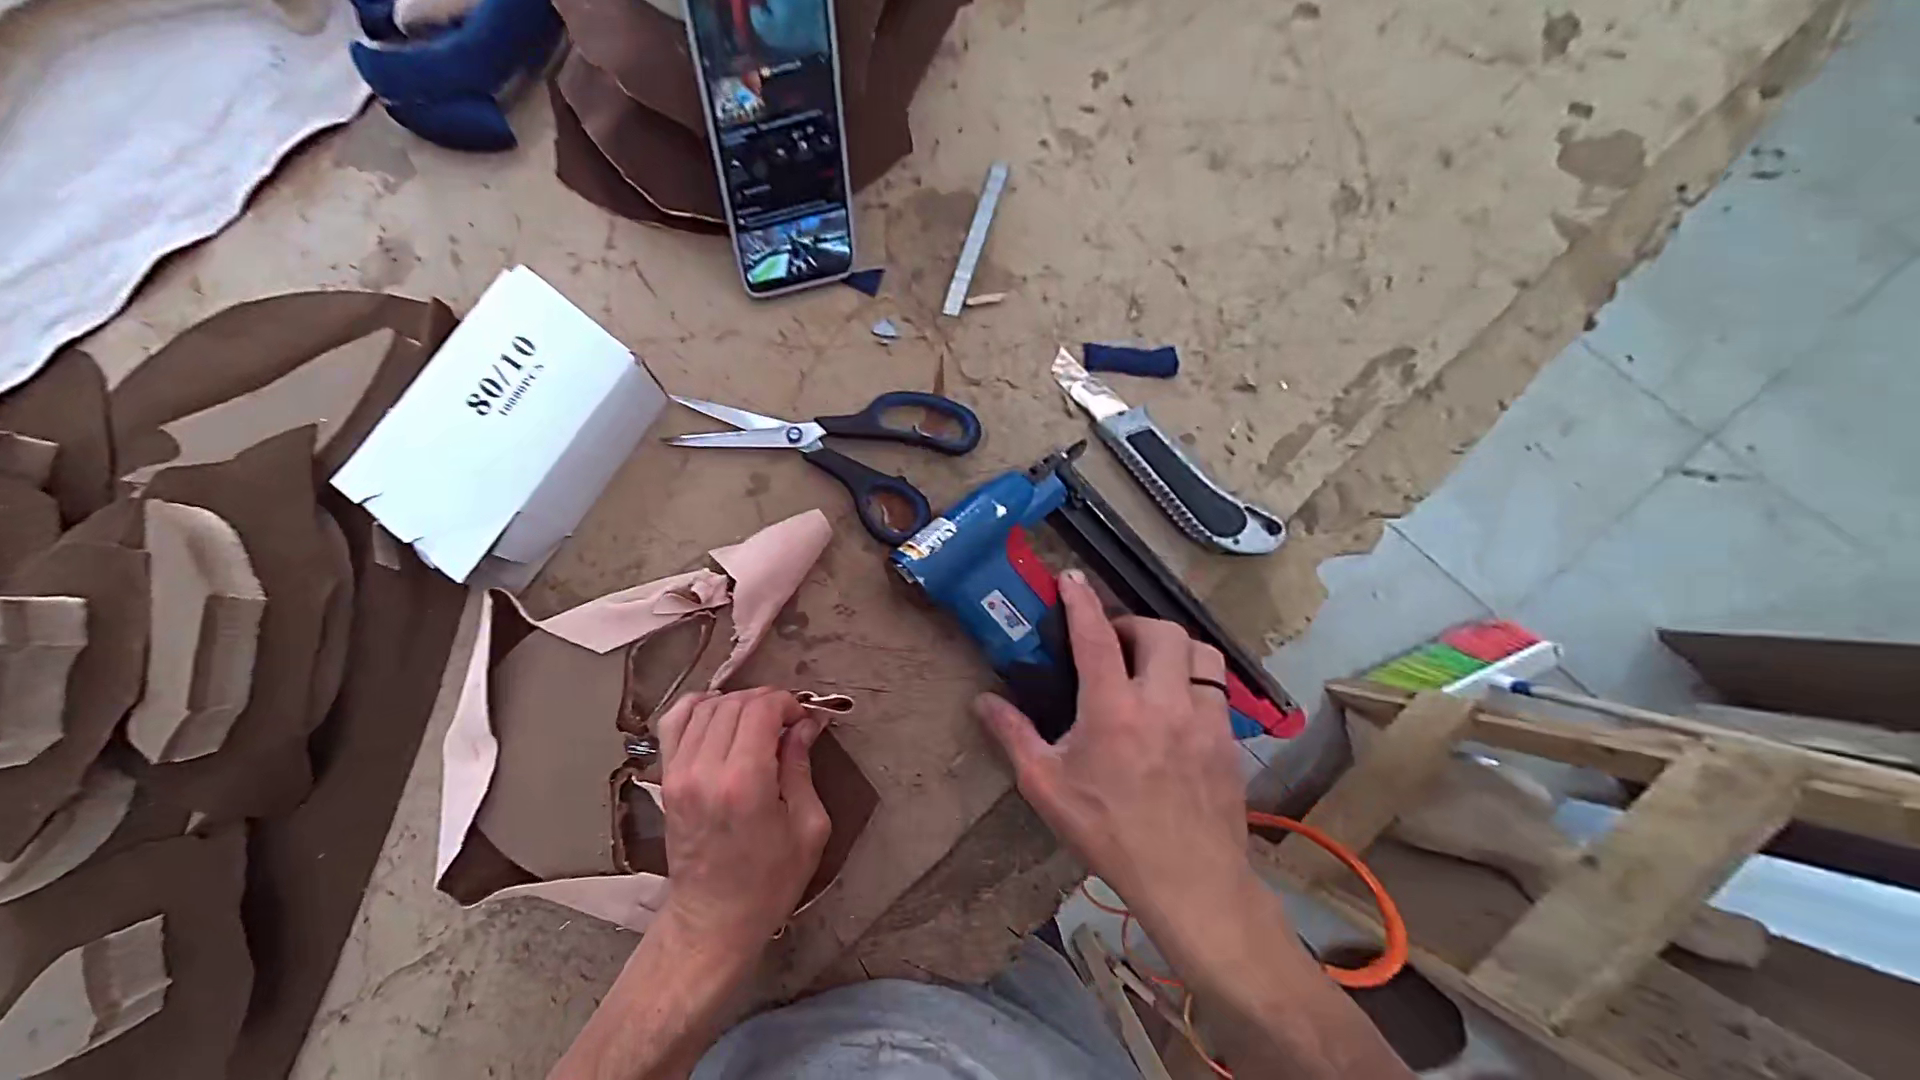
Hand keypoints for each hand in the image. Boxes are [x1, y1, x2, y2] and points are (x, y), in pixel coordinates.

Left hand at [655, 688, 831, 953]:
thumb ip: (802, 766)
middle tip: (787, 720)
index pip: (761, 709)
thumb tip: (805, 725)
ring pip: (705, 707)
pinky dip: (697, 707)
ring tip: (757, 721)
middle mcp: (706, 771)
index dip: (787, 703)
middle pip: (734, 703)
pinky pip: (674, 723)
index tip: (802, 719)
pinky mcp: (667, 780)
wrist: (713, 920)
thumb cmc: (770, 881)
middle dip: (767, 700)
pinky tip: (718, 714)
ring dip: (737, 702)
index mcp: (745, 783)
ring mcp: (679, 774)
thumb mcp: (809, 826)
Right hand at [973, 570, 1253, 922]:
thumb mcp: (1047, 788)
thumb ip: (1014, 736)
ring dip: (1172, 646)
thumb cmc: (1110, 834)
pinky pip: (1216, 690)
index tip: (1071, 578)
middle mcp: (1164, 703)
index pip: (1096, 637)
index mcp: (1113, 710)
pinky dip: (1193, 682)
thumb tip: (983, 701)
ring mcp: (1204, 719)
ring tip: (1151, 666)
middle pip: (1160, 631)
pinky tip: (1176, 709)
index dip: (1081, 600)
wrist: (1191, 883)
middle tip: (1113, 643)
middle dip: (1133, 624)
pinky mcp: (1229, 739)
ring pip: (1200, 652)